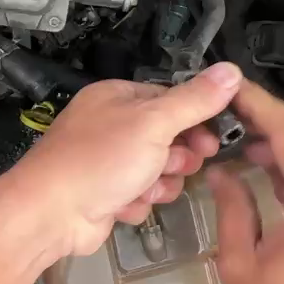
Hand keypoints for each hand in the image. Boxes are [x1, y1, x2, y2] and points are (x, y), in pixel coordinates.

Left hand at [0, 64, 241, 263]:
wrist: (52, 213)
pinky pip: (140, 195)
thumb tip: (230, 70)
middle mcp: (109, 124)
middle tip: (172, 165)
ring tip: (143, 187)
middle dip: (176, 157)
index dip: (196, 121)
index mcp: (116, 97)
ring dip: (158, 183)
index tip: (212, 140)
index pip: (171, 100)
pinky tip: (122, 205)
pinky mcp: (105, 192)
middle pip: (168, 138)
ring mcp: (106, 160)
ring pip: (158, 171)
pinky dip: (137, 202)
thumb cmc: (98, 160)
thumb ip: (194, 100)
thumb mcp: (152, 123)